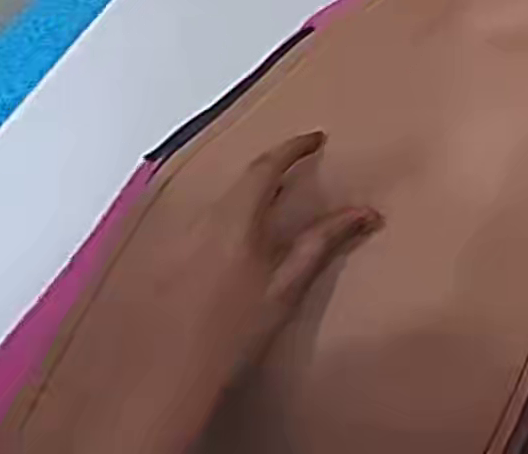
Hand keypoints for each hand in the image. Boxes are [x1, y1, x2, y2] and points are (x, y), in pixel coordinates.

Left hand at [172, 132, 380, 369]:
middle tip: (300, 165)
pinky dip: (230, 215)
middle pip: (242, 181)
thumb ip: (325, 241)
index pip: (266, 166)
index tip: (316, 138)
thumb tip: (367, 212)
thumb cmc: (230, 334)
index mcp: (233, 219)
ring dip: (251, 193)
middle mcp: (201, 223)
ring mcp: (177, 243)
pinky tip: (240, 239)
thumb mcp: (286, 285)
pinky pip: (204, 222)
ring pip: (222, 202)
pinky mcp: (163, 265)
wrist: (159, 389)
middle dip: (273, 168)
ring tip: (275, 199)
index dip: (294, 147)